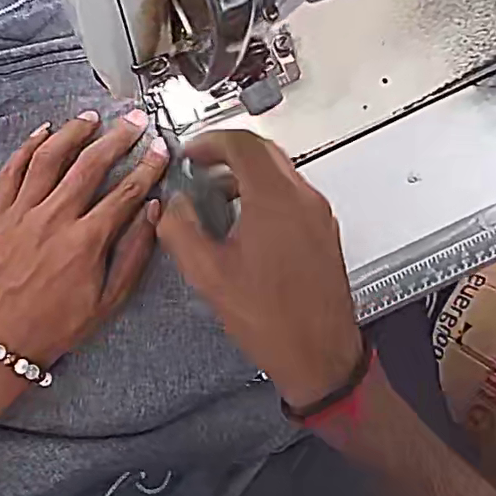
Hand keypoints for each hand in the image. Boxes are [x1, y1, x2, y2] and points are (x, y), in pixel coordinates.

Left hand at [0, 109, 168, 426]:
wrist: (4, 338)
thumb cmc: (57, 323)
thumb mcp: (109, 300)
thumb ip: (134, 253)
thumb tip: (152, 213)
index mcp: (84, 242)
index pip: (125, 192)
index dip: (147, 167)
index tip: (159, 150)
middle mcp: (53, 220)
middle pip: (89, 165)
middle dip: (117, 138)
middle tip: (132, 122)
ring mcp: (23, 214)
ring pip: (48, 158)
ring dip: (72, 133)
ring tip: (90, 118)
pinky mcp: (1, 216)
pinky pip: (11, 171)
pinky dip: (26, 147)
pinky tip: (42, 133)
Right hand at [154, 129, 362, 409]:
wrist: (318, 354)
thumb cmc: (272, 320)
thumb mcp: (207, 274)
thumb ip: (181, 230)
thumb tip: (172, 206)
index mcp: (275, 201)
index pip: (243, 144)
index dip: (210, 141)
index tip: (192, 152)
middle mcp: (303, 200)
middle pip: (264, 151)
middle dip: (227, 152)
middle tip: (201, 165)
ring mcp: (318, 216)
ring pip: (280, 172)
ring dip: (246, 172)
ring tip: (216, 193)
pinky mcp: (323, 233)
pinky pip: (292, 195)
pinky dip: (264, 192)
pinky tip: (243, 219)